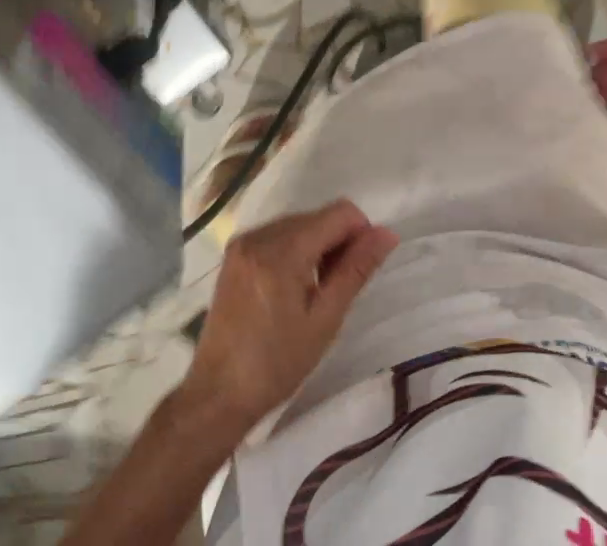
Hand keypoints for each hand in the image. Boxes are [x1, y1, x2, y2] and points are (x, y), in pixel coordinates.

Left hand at [184, 200, 398, 427]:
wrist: (218, 393)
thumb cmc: (277, 363)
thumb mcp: (325, 319)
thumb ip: (356, 270)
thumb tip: (387, 233)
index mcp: (281, 251)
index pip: (339, 213)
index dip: (361, 234)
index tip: (359, 271)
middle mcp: (259, 236)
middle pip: (319, 216)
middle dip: (339, 243)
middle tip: (336, 289)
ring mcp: (242, 243)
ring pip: (300, 224)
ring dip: (318, 247)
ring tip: (315, 291)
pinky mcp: (234, 254)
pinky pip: (279, 235)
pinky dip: (296, 250)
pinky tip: (294, 287)